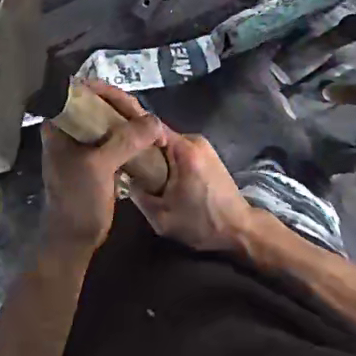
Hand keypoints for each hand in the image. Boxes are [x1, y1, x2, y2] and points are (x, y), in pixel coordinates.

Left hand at [40, 81, 167, 256]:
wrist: (73, 241)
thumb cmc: (78, 201)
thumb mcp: (101, 166)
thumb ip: (127, 139)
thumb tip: (156, 121)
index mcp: (60, 125)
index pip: (86, 93)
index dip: (112, 94)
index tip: (136, 107)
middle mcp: (69, 128)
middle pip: (102, 104)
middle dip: (127, 110)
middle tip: (150, 122)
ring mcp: (82, 143)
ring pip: (111, 121)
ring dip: (133, 124)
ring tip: (153, 131)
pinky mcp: (96, 157)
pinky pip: (116, 137)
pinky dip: (132, 137)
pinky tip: (149, 141)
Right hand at [130, 132, 258, 254]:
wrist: (239, 228)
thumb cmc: (201, 223)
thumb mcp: (162, 218)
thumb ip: (140, 195)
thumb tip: (126, 177)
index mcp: (185, 150)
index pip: (151, 127)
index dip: (133, 132)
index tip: (117, 141)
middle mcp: (195, 140)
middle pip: (160, 135)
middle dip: (144, 147)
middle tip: (128, 163)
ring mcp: (204, 145)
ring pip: (170, 143)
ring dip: (158, 156)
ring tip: (144, 172)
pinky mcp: (208, 153)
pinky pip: (181, 150)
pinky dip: (170, 159)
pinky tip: (163, 176)